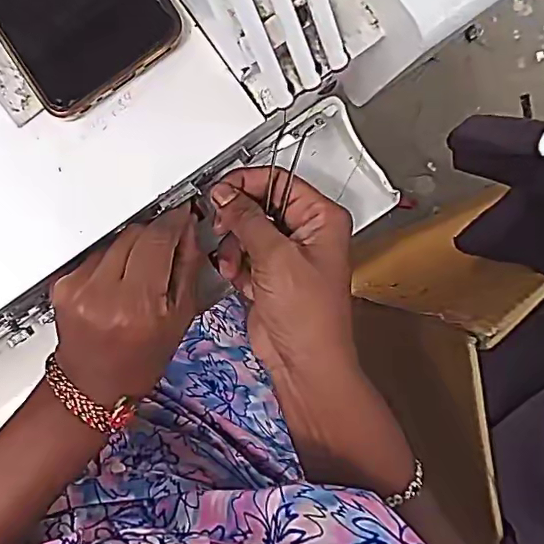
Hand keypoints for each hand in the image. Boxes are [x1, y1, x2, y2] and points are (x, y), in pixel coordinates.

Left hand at [50, 205, 202, 406]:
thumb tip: (187, 232)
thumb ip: (186, 269)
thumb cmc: (138, 362)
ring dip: (131, 248)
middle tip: (165, 250)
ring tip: (138, 277)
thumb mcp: (179, 319)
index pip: (157, 239)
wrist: (93, 385)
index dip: (173, 223)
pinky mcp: (62, 285)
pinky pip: (94, 255)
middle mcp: (103, 294)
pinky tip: (116, 285)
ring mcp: (78, 288)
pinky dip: (110, 261)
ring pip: (114, 240)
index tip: (181, 216)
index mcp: (138, 306)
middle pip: (134, 234)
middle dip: (154, 236)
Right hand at [210, 170, 414, 494]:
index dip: (248, 182)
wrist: (303, 362)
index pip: (280, 181)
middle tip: (222, 225)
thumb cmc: (309, 316)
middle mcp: (307, 233)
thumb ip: (247, 219)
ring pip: (248, 230)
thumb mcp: (276, 257)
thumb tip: (226, 193)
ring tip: (233, 262)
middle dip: (238, 218)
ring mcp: (287, 255)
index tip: (221, 189)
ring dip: (234, 245)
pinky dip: (234, 264)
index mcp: (322, 219)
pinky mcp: (270, 276)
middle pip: (261, 204)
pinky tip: (235, 276)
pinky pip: (243, 255)